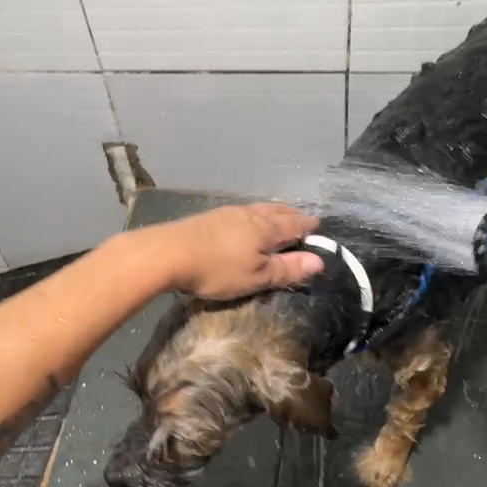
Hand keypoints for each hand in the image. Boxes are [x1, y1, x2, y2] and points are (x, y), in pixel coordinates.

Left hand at [133, 203, 322, 299]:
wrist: (168, 253)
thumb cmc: (217, 268)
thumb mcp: (256, 276)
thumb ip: (286, 269)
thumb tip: (319, 261)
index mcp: (265, 227)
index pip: (293, 223)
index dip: (307, 226)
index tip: (318, 226)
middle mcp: (248, 214)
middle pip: (275, 211)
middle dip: (290, 215)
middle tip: (300, 219)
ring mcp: (226, 214)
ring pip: (256, 210)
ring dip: (270, 214)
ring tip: (274, 220)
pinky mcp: (207, 219)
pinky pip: (239, 214)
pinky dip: (251, 217)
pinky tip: (243, 224)